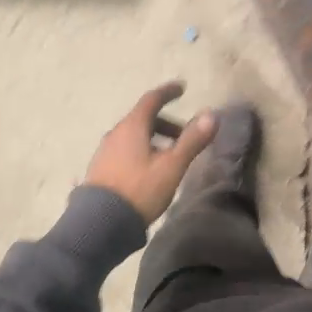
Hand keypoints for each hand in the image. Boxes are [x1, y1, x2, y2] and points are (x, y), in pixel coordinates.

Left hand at [84, 83, 217, 223]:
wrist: (99, 223)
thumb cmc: (140, 189)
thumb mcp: (171, 166)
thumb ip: (192, 140)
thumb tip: (212, 114)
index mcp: (133, 126)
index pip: (152, 99)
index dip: (168, 92)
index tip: (182, 88)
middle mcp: (116, 132)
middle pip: (143, 118)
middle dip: (166, 122)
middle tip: (183, 135)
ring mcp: (105, 150)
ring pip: (133, 135)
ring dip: (153, 138)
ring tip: (169, 156)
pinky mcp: (100, 168)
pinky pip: (124, 149)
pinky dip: (141, 149)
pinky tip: (148, 169)